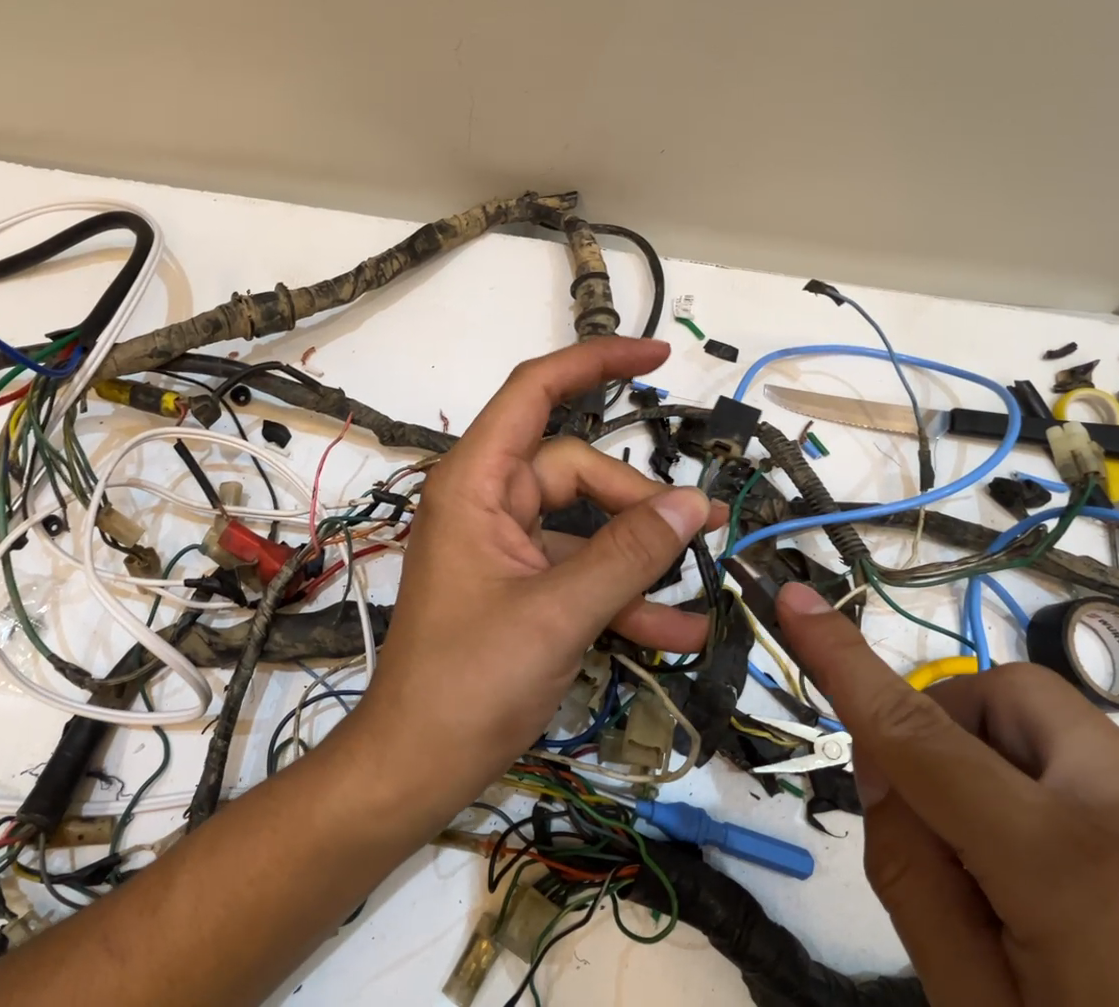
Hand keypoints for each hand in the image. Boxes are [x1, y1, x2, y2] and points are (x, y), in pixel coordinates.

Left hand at [349, 338, 715, 810]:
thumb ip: (629, 553)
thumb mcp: (559, 612)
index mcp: (475, 484)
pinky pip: (575, 573)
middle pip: (576, 472)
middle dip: (637, 506)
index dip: (594, 363)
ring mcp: (500, 548)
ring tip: (700, 593)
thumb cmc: (470, 680)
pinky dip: (618, 597)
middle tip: (701, 538)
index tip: (658, 356)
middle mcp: (485, 503)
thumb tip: (697, 503)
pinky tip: (673, 634)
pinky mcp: (514, 589)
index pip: (534, 392)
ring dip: (638, 562)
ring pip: (584, 529)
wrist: (418, 761)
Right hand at [774, 580, 1118, 1005]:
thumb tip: (890, 774)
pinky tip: (1115, 938)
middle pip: (1021, 699)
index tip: (798, 601)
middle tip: (930, 805)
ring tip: (1028, 900)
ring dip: (1020, 784)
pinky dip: (1086, 828)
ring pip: (1083, 754)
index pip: (924, 739)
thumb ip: (917, 881)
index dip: (846, 663)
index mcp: (1082, 880)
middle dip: (951, 721)